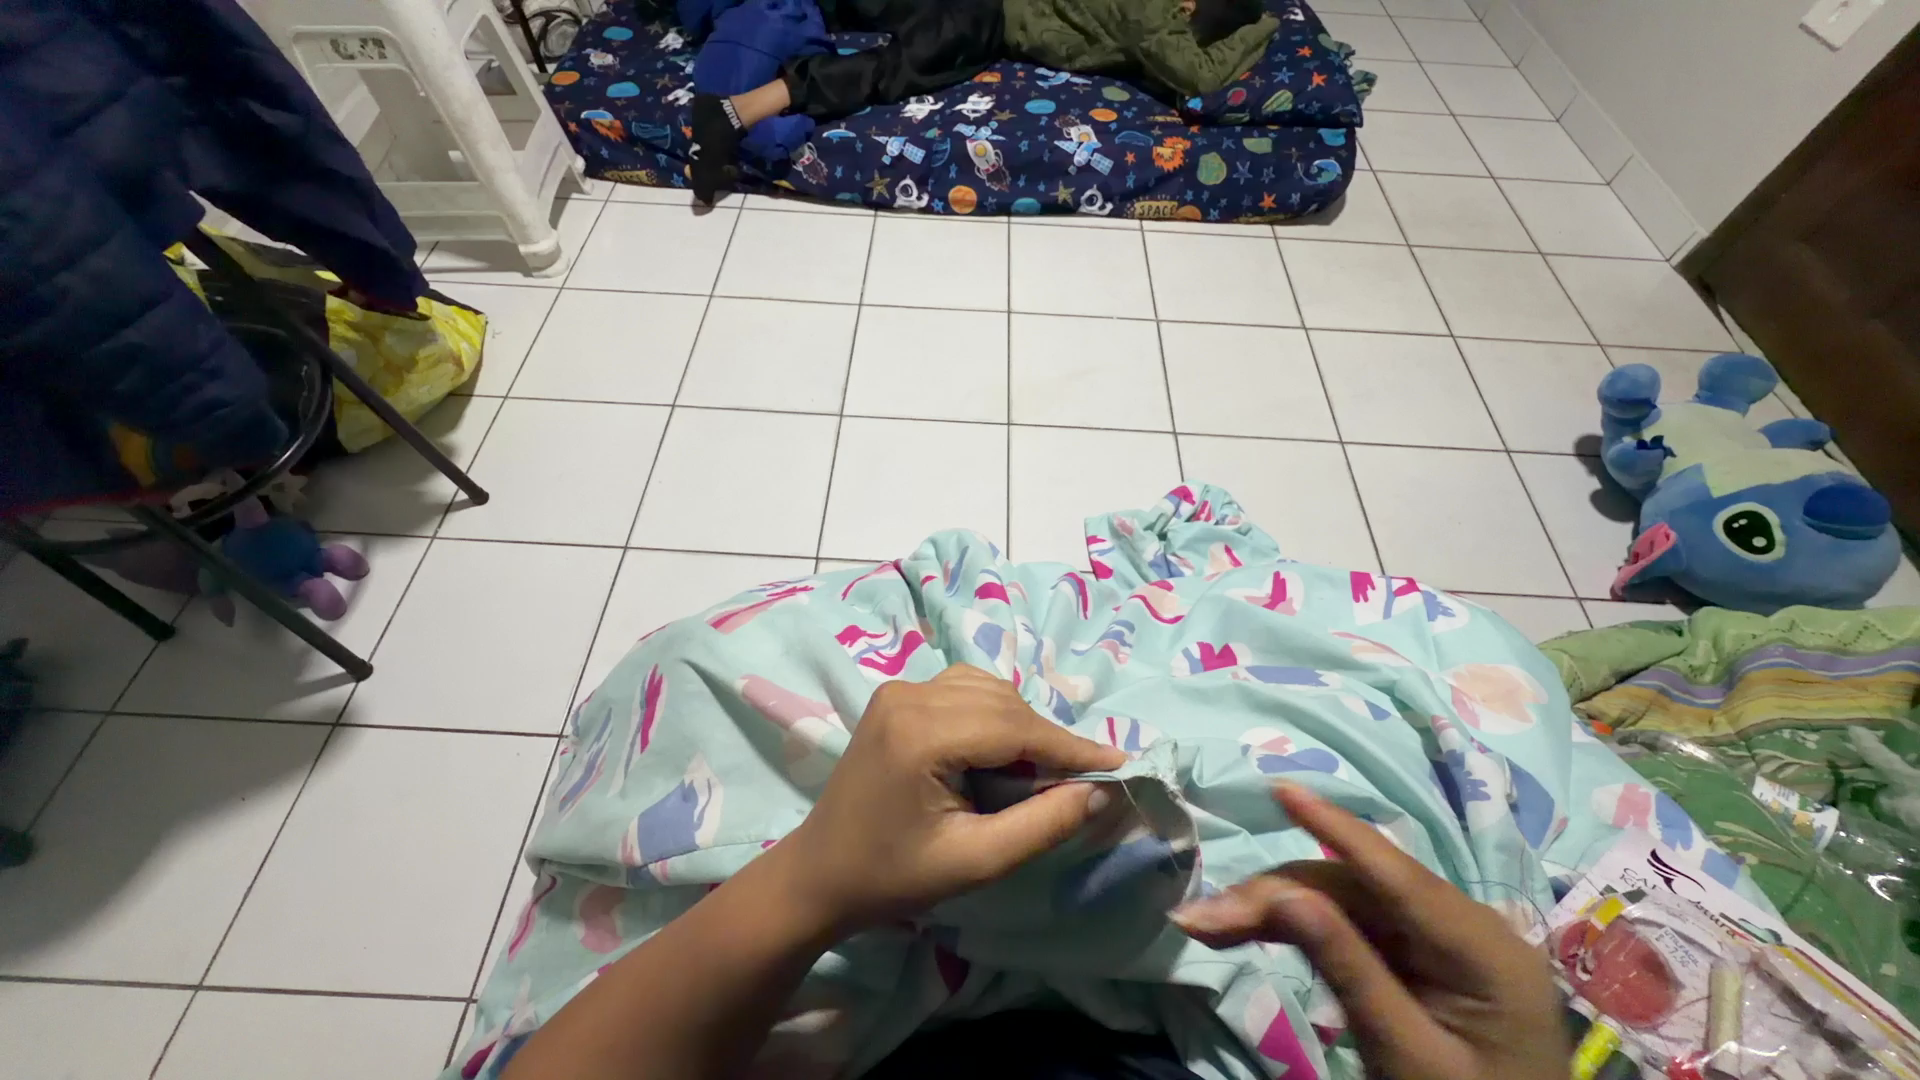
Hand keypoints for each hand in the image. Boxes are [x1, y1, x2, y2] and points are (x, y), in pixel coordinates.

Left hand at [768, 665, 1126, 936]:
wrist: (821, 873)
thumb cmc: (894, 876)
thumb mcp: (976, 862)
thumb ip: (1042, 825)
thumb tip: (1099, 791)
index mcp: (922, 734)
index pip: (1016, 728)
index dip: (1072, 747)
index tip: (1121, 763)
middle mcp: (909, 696)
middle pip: (1004, 703)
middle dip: (1047, 739)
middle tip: (1080, 780)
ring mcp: (899, 690)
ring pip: (987, 690)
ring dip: (1021, 724)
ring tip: (1038, 772)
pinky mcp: (896, 696)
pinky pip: (963, 689)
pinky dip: (993, 713)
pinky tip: (999, 750)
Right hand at [1171, 784, 1567, 1079]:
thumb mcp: (1409, 1057)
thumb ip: (1349, 972)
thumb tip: (1284, 895)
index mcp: (1482, 948)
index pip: (1396, 872)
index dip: (1333, 825)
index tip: (1279, 788)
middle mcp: (1458, 925)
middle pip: (1349, 888)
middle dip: (1271, 895)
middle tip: (1199, 920)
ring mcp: (1433, 938)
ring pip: (1337, 900)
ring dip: (1271, 910)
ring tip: (1205, 927)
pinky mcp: (1411, 953)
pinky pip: (1345, 925)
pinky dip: (1294, 927)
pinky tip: (1246, 929)